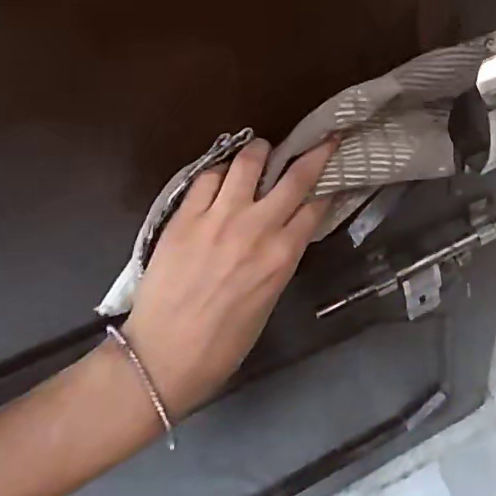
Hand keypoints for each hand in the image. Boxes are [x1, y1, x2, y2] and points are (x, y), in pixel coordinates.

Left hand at [120, 138, 334, 415]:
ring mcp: (219, 216)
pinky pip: (208, 176)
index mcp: (282, 257)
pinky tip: (221, 177)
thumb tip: (283, 233)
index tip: (333, 171)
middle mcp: (256, 228)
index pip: (315, 206)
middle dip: (314, 152)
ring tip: (261, 152)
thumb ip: (277, 261)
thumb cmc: (221, 344)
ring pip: (249, 161)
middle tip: (322, 139)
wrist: (162, 356)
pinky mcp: (185, 214)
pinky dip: (220, 171)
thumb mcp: (266, 303)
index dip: (327, 185)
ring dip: (260, 151)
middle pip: (294, 176)